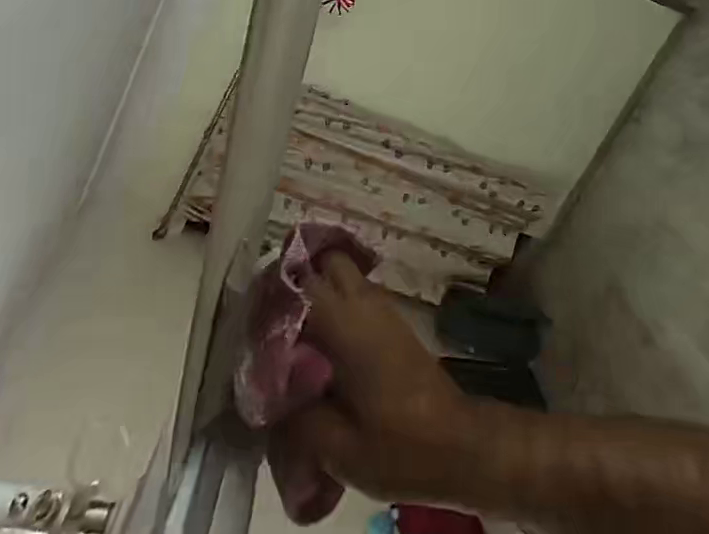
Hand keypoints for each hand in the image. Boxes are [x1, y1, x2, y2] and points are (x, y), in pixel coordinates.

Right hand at [276, 253, 482, 502]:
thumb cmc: (399, 445)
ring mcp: (384, 310)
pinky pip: (357, 296)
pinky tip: (319, 345)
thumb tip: (272, 391)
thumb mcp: (336, 446)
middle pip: (328, 261)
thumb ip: (294, 415)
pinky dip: (335, 306)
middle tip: (272, 316)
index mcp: (348, 325)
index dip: (270, 293)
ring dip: (318, 291)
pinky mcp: (394, 324)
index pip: (301, 283)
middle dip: (298, 278)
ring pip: (345, 275)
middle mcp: (366, 305)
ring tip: (290, 331)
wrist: (459, 444)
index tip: (249, 315)